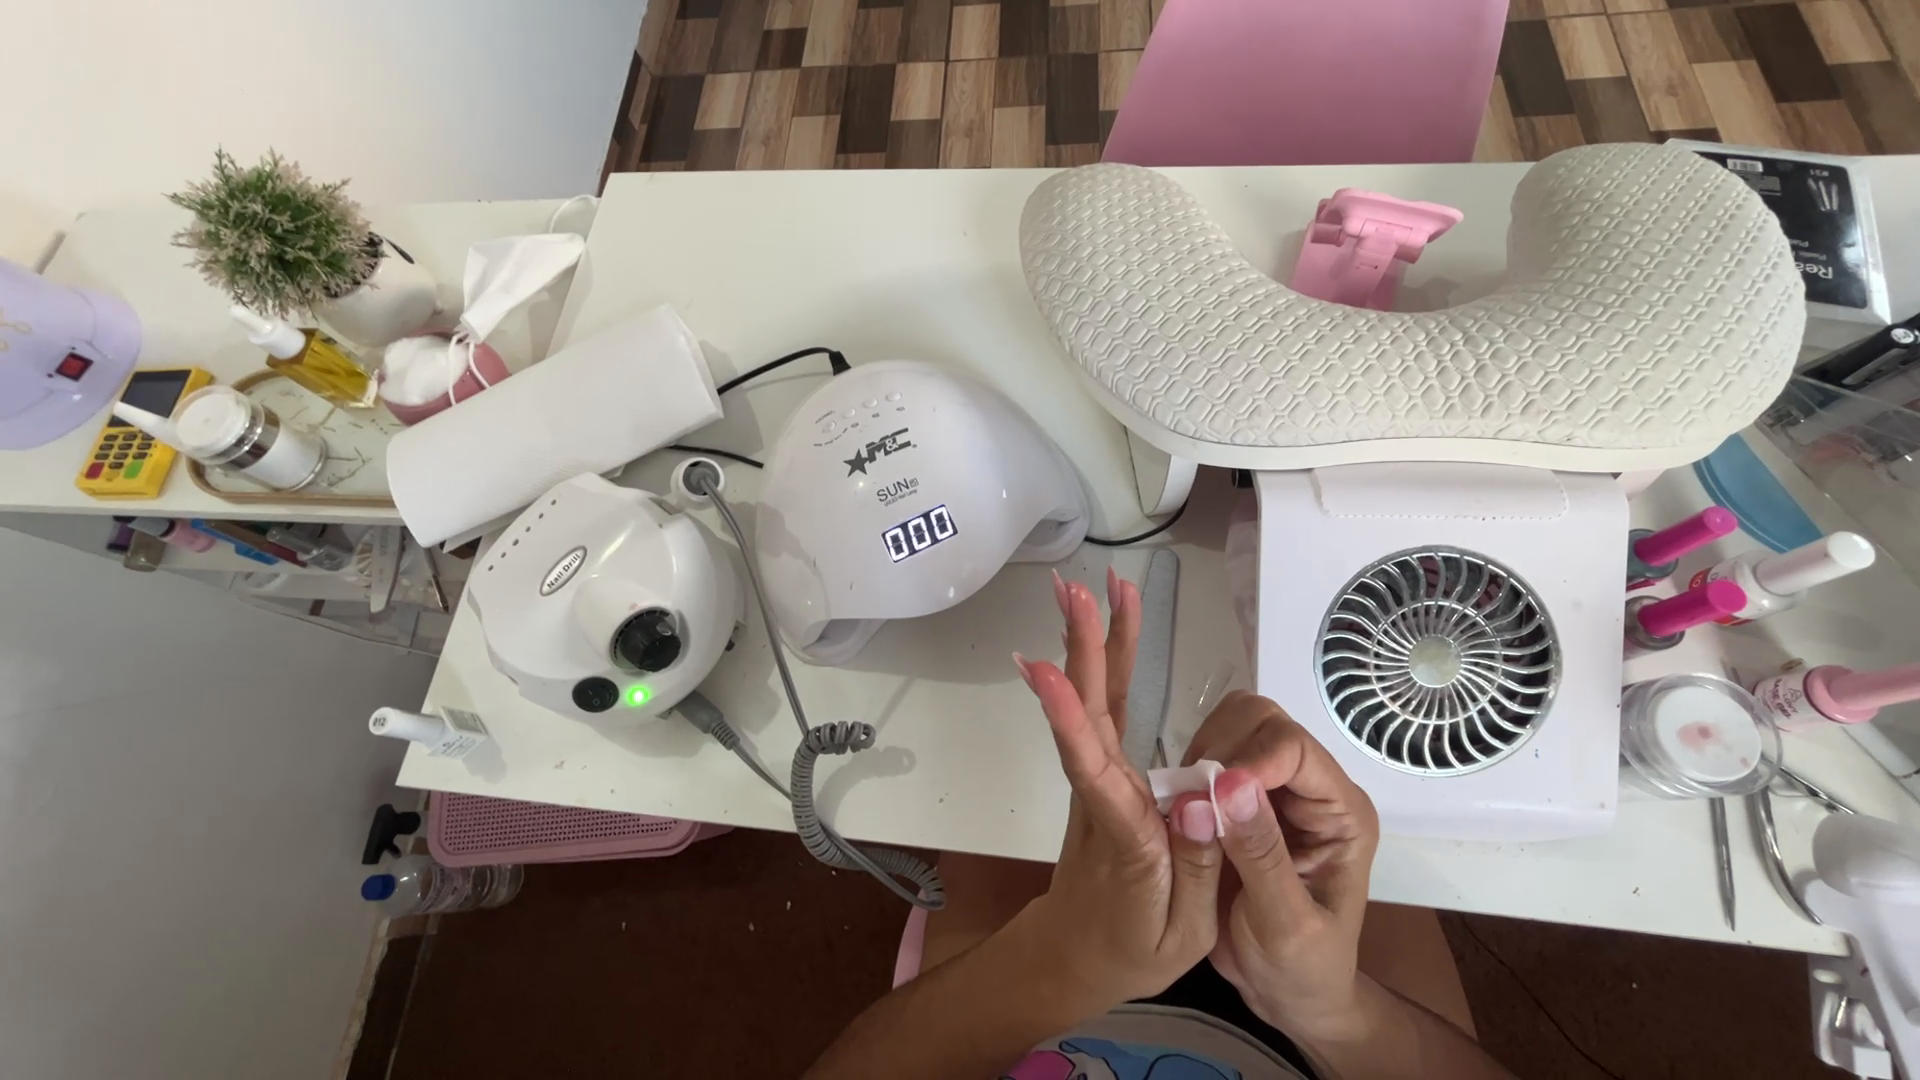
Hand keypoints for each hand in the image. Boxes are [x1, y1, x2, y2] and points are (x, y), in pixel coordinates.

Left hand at [1009, 568, 1223, 1013]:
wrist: (1077, 949)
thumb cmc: (1133, 947)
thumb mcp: (1181, 930)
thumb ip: (1197, 864)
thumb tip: (1208, 798)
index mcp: (1125, 834)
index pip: (1092, 772)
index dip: (1070, 720)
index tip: (1047, 670)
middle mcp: (1102, 791)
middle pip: (1089, 714)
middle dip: (1083, 648)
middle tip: (1079, 590)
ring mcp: (1098, 775)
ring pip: (1095, 702)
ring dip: (1093, 643)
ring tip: (1093, 588)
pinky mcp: (1102, 769)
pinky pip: (1104, 710)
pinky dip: (1106, 667)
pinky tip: (1106, 633)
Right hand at [1186, 692, 1380, 1039]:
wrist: (1287, 992)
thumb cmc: (1300, 968)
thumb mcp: (1285, 924)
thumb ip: (1261, 854)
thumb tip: (1229, 783)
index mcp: (1340, 812)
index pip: (1293, 747)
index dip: (1247, 759)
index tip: (1205, 796)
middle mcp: (1310, 785)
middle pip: (1263, 720)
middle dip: (1220, 749)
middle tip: (1190, 800)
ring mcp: (1273, 784)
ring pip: (1232, 724)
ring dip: (1199, 754)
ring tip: (1184, 807)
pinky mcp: (1239, 790)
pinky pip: (1208, 748)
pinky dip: (1186, 767)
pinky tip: (1178, 808)